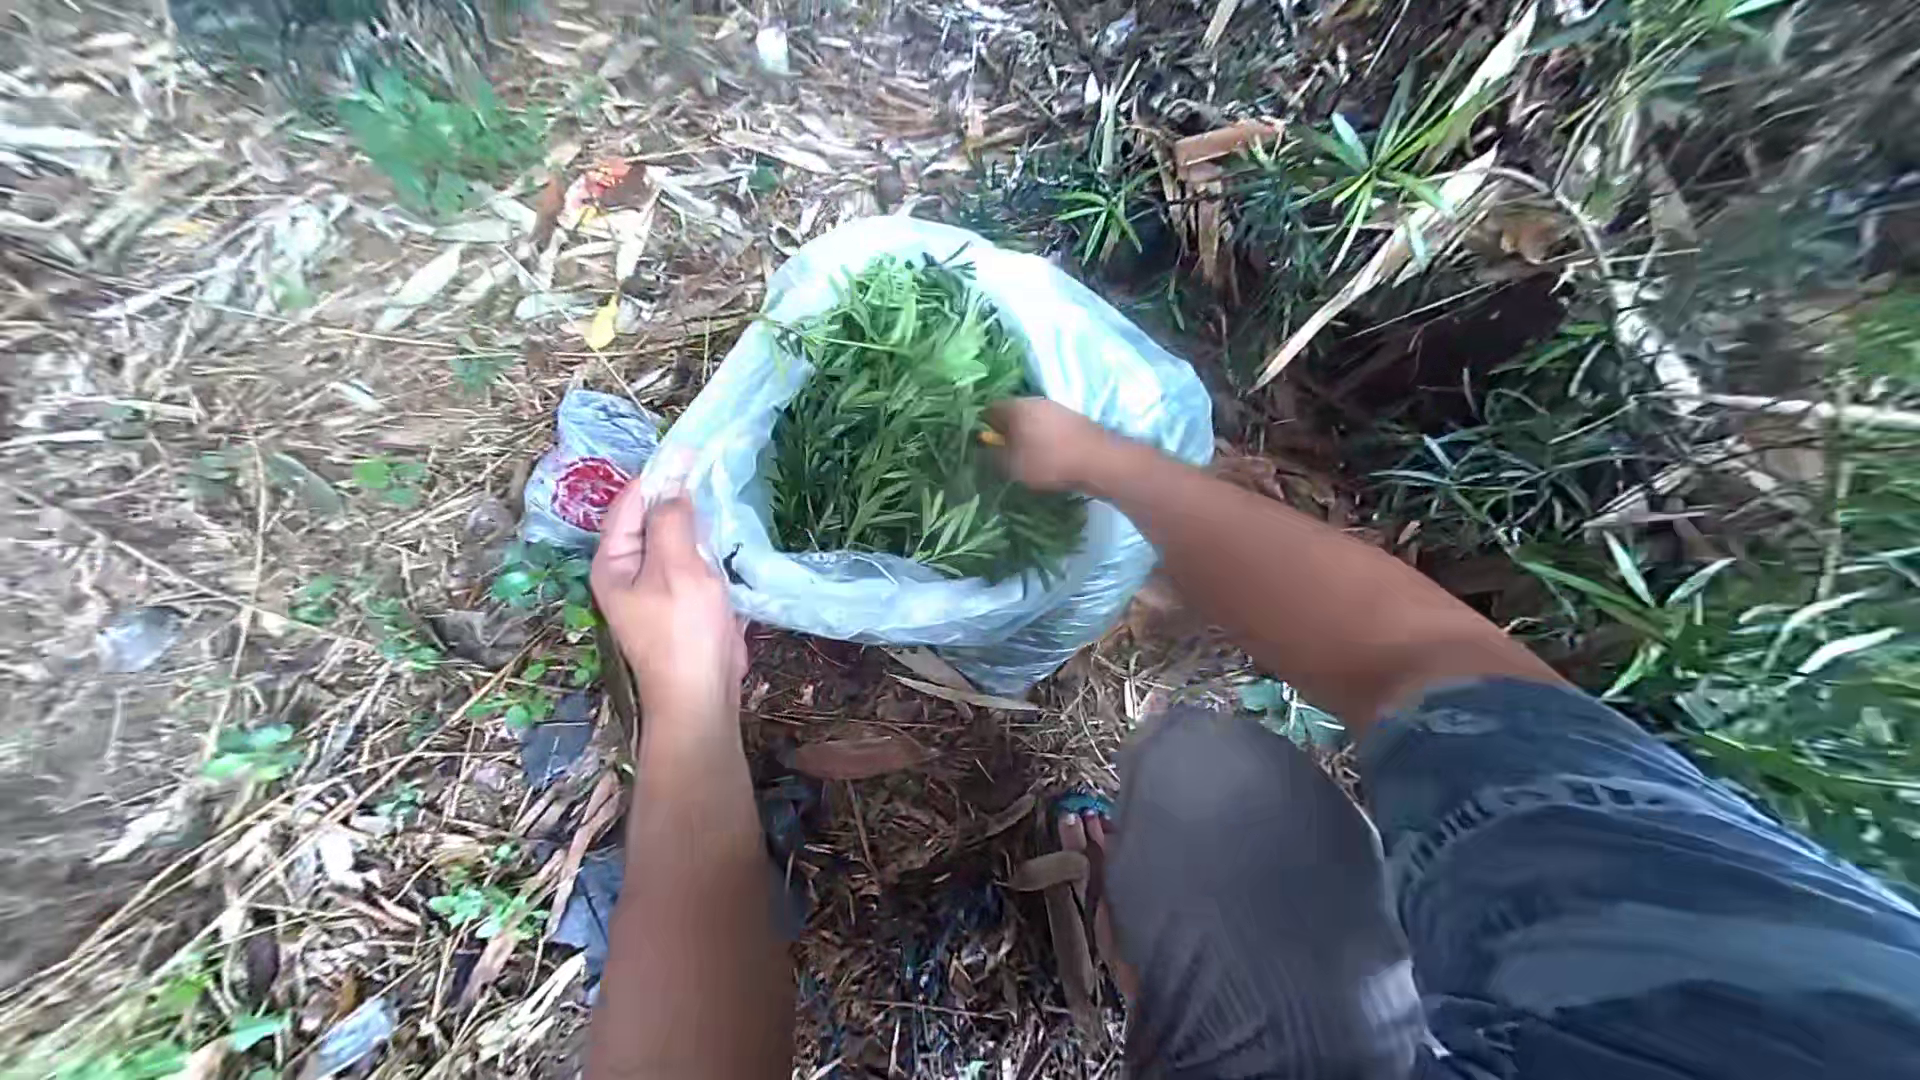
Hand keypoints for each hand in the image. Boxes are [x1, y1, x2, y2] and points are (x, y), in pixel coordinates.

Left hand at [591, 485, 746, 729]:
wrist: (701, 690)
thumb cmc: (684, 629)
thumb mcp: (677, 568)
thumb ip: (672, 523)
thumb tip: (673, 488)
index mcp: (614, 562)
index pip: (630, 504)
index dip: (657, 475)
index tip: (688, 449)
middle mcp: (630, 570)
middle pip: (651, 519)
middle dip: (676, 493)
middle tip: (707, 465)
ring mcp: (658, 586)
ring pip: (675, 539)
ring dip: (694, 517)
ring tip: (718, 489)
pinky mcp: (684, 599)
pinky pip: (693, 560)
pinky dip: (707, 542)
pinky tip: (726, 530)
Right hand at [985, 397, 1127, 493]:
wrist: (1099, 461)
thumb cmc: (1049, 461)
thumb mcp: (1012, 465)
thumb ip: (993, 455)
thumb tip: (985, 448)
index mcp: (1016, 406)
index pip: (989, 410)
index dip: (983, 428)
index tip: (985, 447)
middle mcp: (1036, 401)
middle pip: (1012, 414)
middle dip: (1006, 433)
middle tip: (1005, 456)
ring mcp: (1057, 408)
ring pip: (1032, 421)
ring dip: (1026, 437)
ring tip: (1027, 459)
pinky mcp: (1073, 420)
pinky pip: (1048, 428)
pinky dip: (1044, 440)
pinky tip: (1048, 457)